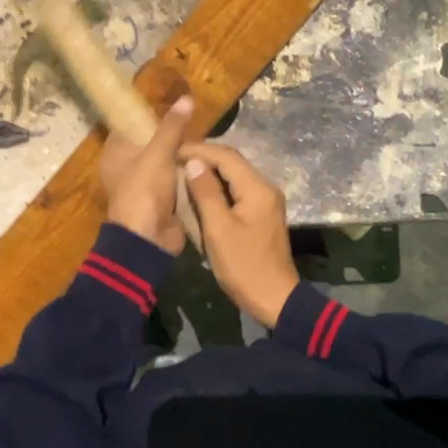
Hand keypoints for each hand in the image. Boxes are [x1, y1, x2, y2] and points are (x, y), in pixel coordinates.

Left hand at [100, 96, 193, 254]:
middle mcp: (126, 167)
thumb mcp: (158, 154)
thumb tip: (187, 98)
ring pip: (166, 162)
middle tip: (197, 125)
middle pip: (151, 144)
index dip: (149, 116)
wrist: (149, 238)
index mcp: (116, 153)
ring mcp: (144, 185)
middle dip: (173, 137)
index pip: (130, 125)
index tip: (174, 108)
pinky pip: (175, 181)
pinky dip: (187, 175)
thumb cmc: (144, 191)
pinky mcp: (160, 200)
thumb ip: (172, 127)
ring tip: (205, 142)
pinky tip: (205, 164)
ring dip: (183, 156)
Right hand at [180, 143, 298, 326]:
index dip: (199, 150)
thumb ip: (206, 193)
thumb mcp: (218, 229)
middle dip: (205, 158)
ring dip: (211, 173)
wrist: (274, 297)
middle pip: (233, 163)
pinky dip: (220, 188)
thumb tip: (193, 163)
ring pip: (236, 177)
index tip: (174, 152)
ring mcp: (267, 202)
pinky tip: (202, 193)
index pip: (226, 156)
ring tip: (184, 173)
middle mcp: (266, 189)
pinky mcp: (263, 215)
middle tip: (176, 161)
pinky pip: (239, 191)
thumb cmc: (243, 265)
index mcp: (257, 189)